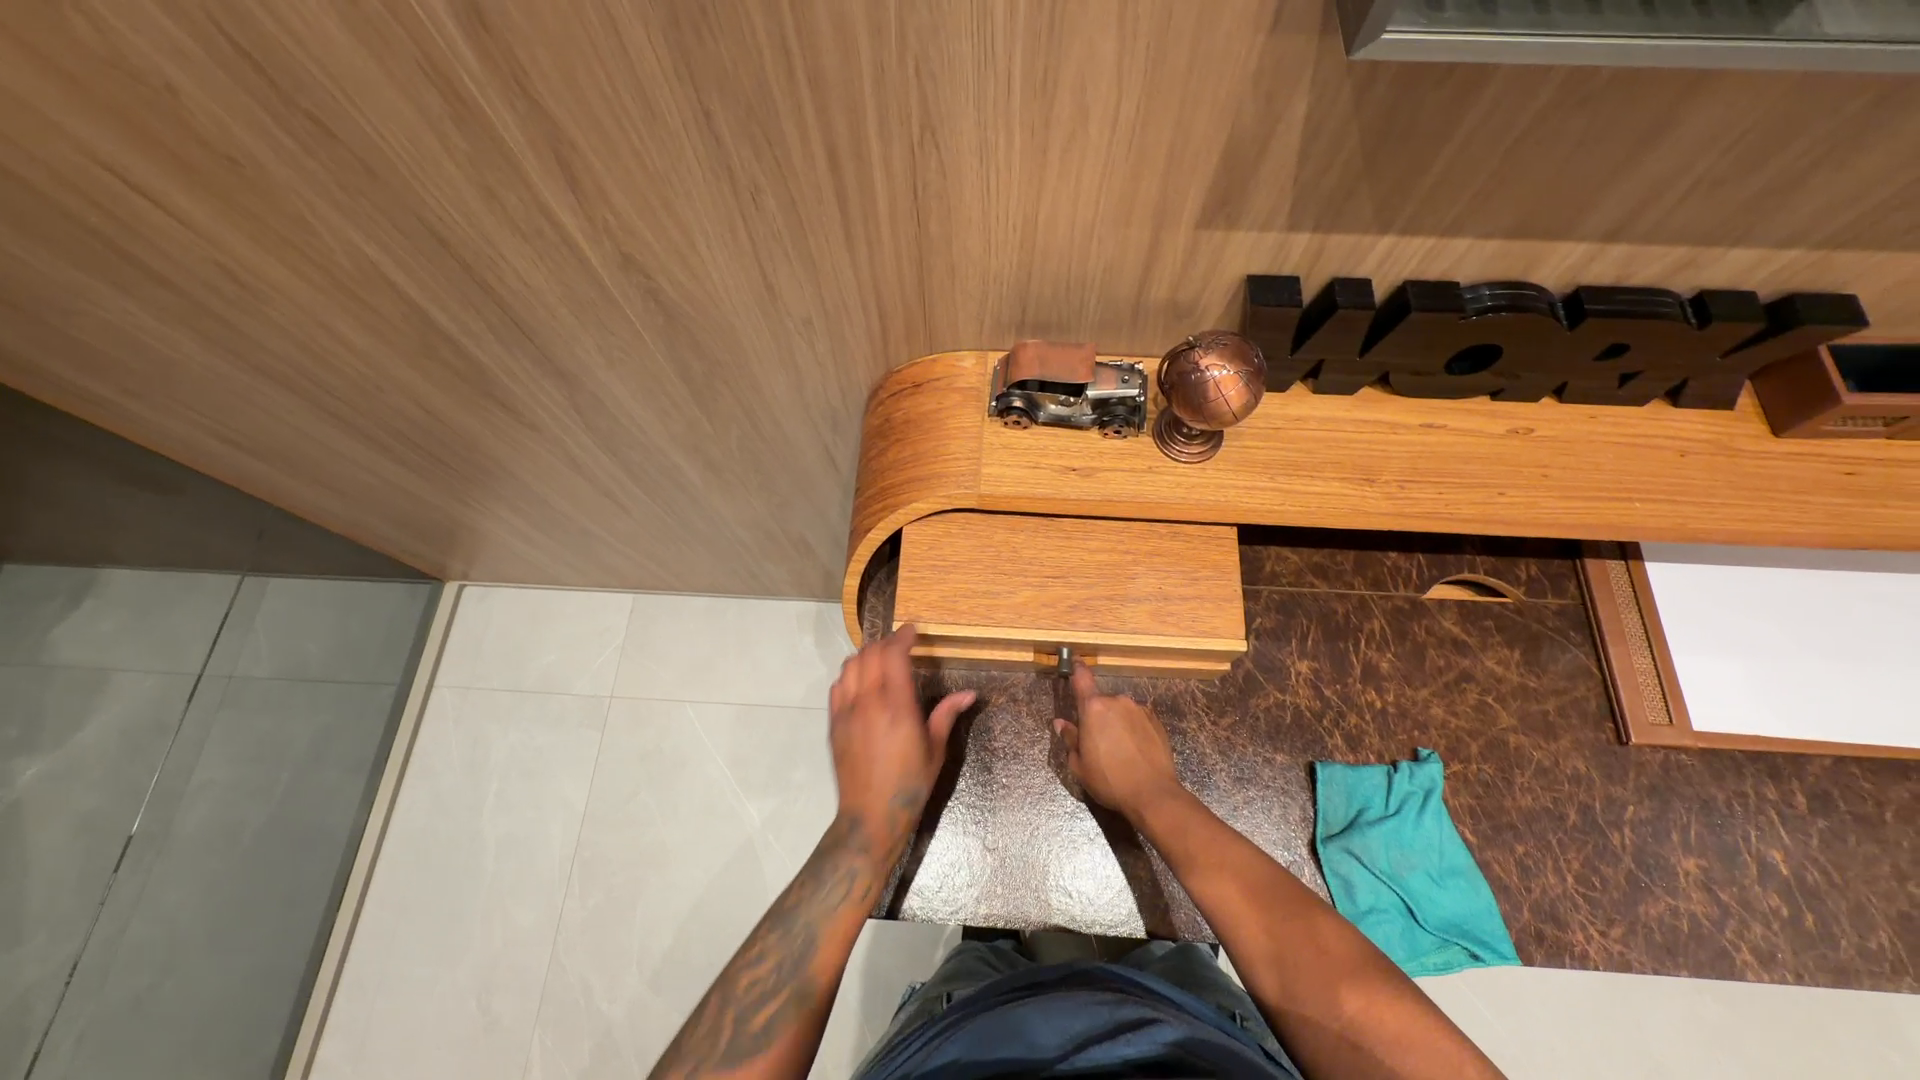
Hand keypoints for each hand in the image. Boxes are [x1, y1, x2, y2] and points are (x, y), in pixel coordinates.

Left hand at [827, 625, 974, 855]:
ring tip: (881, 659)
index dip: (902, 637)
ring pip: (850, 666)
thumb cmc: (910, 783)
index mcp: (898, 707)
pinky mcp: (834, 724)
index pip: (893, 655)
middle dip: (885, 643)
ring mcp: (847, 712)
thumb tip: (969, 694)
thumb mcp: (936, 750)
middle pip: (870, 653)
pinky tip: (861, 681)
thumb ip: (947, 715)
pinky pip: (837, 686)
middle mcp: (869, 703)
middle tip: (900, 645)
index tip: (912, 631)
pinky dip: (850, 674)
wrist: (871, 814)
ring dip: (866, 655)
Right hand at [1054, 663, 1184, 821]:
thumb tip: (1060, 723)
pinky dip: (1134, 730)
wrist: (1153, 793)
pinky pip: (1138, 720)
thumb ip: (1070, 739)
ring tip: (1120, 751)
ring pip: (1121, 712)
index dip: (1077, 669)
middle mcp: (1118, 702)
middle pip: (1102, 702)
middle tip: (1098, 742)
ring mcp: (1140, 710)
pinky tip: (1135, 752)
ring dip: (1117, 723)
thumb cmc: (1109, 780)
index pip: (1082, 679)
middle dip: (1098, 716)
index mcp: (1094, 708)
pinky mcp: (1156, 721)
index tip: (1075, 662)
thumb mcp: (1080, 765)